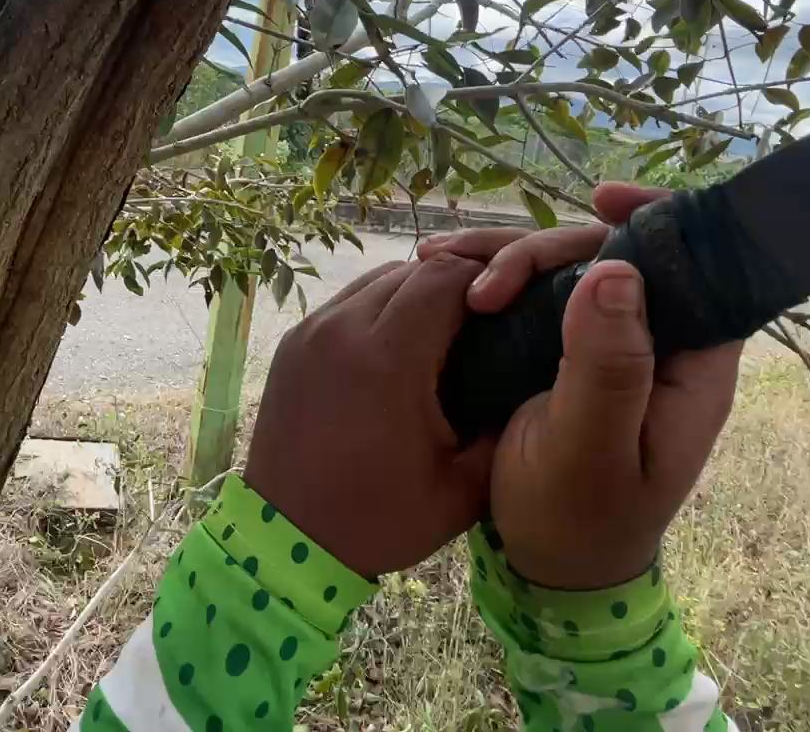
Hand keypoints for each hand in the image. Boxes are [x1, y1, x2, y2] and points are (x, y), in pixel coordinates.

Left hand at [243, 253, 495, 578]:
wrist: (285, 538)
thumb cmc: (377, 518)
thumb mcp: (461, 487)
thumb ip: (500, 426)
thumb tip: (524, 380)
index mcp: (388, 358)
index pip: (443, 277)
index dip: (482, 278)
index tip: (507, 301)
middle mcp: (343, 328)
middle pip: (411, 270)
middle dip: (452, 281)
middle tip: (480, 314)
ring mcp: (311, 330)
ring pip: (376, 279)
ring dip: (412, 290)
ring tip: (440, 326)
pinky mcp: (292, 341)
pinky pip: (346, 300)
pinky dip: (378, 306)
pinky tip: (396, 340)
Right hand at [417, 183, 742, 589]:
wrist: (542, 559)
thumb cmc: (576, 516)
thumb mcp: (589, 448)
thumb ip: (608, 368)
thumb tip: (616, 270)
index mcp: (684, 364)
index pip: (692, 267)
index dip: (656, 219)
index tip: (599, 196)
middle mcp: (645, 341)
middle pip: (605, 257)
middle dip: (539, 253)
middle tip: (480, 289)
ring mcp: (595, 342)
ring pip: (558, 269)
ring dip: (499, 256)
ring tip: (436, 262)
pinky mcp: (551, 348)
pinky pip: (523, 292)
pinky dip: (481, 274)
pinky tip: (437, 269)